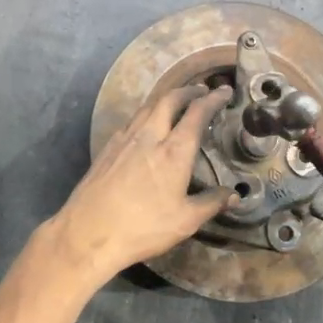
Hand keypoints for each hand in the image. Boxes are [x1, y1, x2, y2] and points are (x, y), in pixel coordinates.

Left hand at [45, 84, 235, 287]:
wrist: (88, 232)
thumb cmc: (142, 227)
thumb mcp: (185, 221)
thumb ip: (211, 203)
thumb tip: (234, 194)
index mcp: (173, 151)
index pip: (197, 113)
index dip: (213, 99)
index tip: (225, 92)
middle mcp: (149, 136)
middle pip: (169, 100)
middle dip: (188, 91)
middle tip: (202, 90)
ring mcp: (124, 139)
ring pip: (147, 107)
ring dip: (166, 99)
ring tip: (177, 103)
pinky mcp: (107, 148)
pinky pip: (131, 121)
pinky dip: (146, 115)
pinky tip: (146, 127)